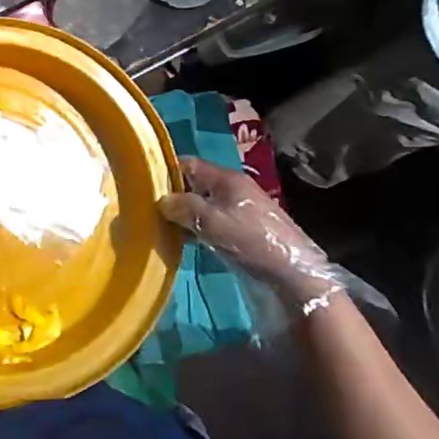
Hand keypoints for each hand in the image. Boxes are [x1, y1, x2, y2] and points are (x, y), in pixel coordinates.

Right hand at [157, 157, 339, 306]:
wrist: (295, 276)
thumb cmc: (253, 241)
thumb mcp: (213, 223)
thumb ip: (184, 208)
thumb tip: (161, 200)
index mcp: (226, 179)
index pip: (188, 163)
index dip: (165, 170)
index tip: (143, 184)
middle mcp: (233, 188)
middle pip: (194, 183)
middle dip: (172, 194)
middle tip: (148, 208)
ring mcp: (240, 208)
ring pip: (202, 203)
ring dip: (184, 213)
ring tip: (162, 225)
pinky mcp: (244, 227)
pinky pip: (212, 219)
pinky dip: (197, 226)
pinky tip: (185, 239)